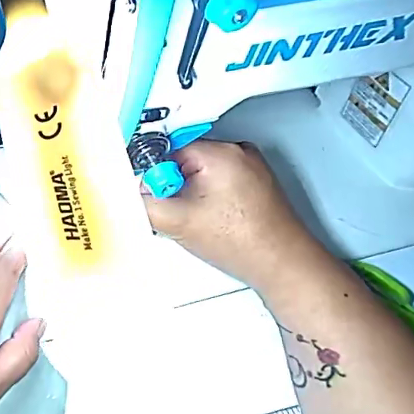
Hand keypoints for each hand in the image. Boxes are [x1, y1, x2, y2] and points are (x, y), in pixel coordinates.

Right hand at [143, 140, 326, 293]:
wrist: (281, 264)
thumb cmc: (244, 242)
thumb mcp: (178, 222)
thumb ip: (145, 202)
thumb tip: (132, 192)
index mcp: (220, 153)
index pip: (168, 149)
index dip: (156, 175)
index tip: (155, 195)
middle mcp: (238, 152)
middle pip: (185, 161)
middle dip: (174, 187)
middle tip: (181, 215)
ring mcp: (250, 167)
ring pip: (201, 174)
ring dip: (192, 196)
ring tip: (203, 222)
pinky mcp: (256, 184)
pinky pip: (220, 183)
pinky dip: (210, 200)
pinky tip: (216, 222)